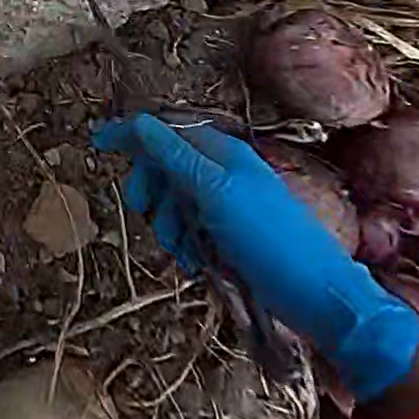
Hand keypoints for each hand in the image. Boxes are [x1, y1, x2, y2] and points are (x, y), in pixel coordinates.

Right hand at [93, 114, 418, 402]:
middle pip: (164, 165)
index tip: (98, 142)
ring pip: (173, 201)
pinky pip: (189, 229)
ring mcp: (223, 204)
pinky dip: (183, 243)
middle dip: (151, 188)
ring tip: (182, 248)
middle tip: (145, 209)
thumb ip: (174, 155)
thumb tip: (138, 121)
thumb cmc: (268, 237)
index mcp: (219, 151)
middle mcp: (219, 171)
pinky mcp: (226, 234)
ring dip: (168, 224)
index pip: (165, 129)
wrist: (319, 298)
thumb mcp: (215, 191)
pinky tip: (194, 262)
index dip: (131, 133)